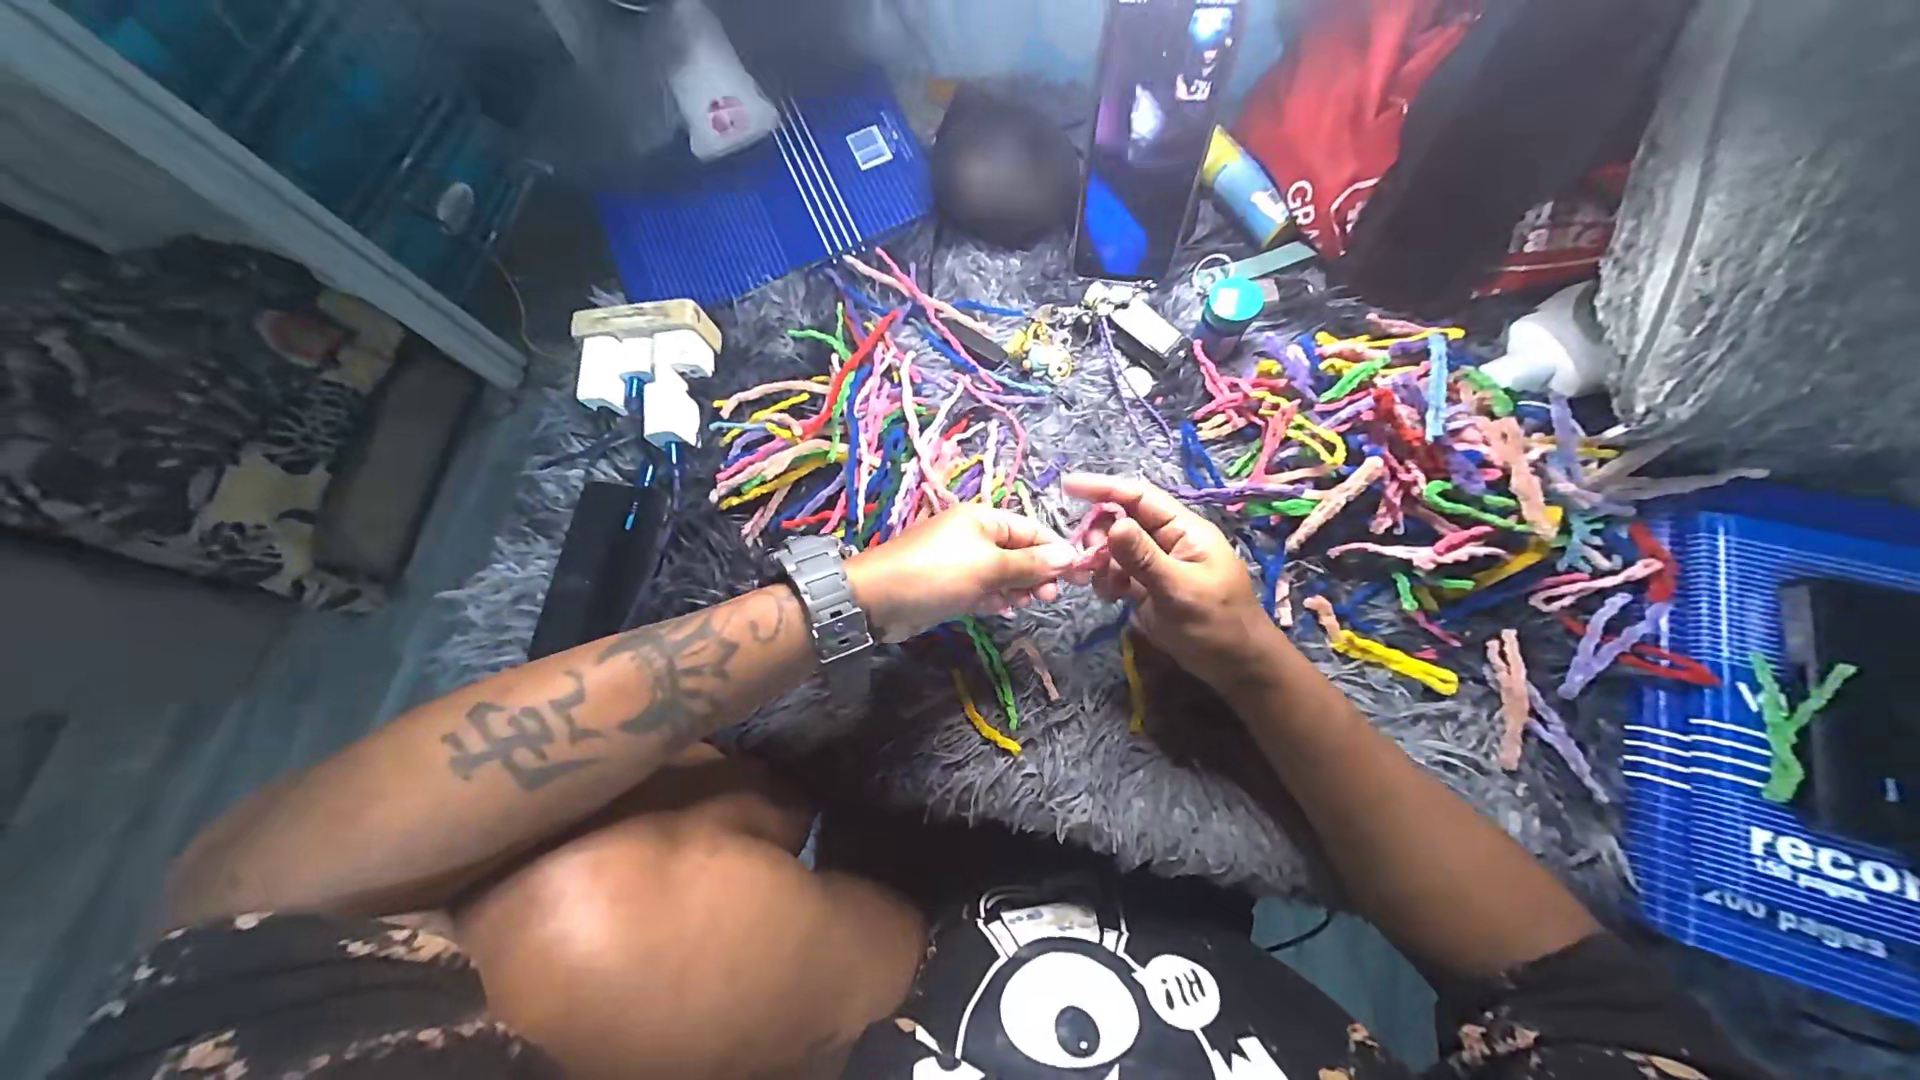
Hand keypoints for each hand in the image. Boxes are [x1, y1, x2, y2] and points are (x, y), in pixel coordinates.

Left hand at [846, 503, 1079, 641]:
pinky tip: (1003, 610)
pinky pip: (983, 589)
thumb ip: (1030, 563)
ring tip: (1027, 604)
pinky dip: (995, 598)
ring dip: (1018, 588)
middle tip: (1049, 597)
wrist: (876, 600)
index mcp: (983, 519)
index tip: (1080, 575)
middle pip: (1018, 552)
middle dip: (1037, 572)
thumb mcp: (989, 567)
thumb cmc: (937, 574)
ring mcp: (961, 562)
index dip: (1056, 550)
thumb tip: (1071, 554)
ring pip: (1002, 573)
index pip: (1031, 530)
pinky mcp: (950, 587)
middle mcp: (974, 536)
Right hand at [1063, 473, 1283, 689]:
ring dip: (1099, 561)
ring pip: (1114, 548)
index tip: (1067, 486)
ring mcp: (1155, 564)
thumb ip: (1144, 558)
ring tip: (1099, 583)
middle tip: (1087, 559)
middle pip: (1121, 520)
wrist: (1236, 668)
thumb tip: (1113, 524)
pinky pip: (1116, 572)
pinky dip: (1105, 580)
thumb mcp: (1179, 590)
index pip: (1139, 497)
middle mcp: (1167, 541)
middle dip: (1098, 534)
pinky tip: (1109, 597)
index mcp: (1183, 530)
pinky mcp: (1145, 587)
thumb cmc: (1217, 624)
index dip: (1104, 488)